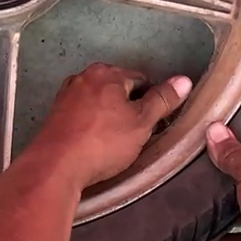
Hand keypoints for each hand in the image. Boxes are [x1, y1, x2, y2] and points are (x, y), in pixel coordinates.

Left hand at [18, 64, 191, 191]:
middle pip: (118, 89)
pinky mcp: (55, 116)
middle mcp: (83, 77)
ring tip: (116, 142)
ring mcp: (66, 96)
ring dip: (110, 117)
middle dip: (130, 108)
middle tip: (137, 134)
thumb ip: (162, 100)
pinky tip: (96, 144)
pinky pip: (83, 115)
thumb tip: (184, 80)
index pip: (141, 80)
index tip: (155, 122)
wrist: (56, 167)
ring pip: (99, 102)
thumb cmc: (103, 142)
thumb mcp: (141, 122)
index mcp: (106, 73)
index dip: (153, 100)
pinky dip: (92, 125)